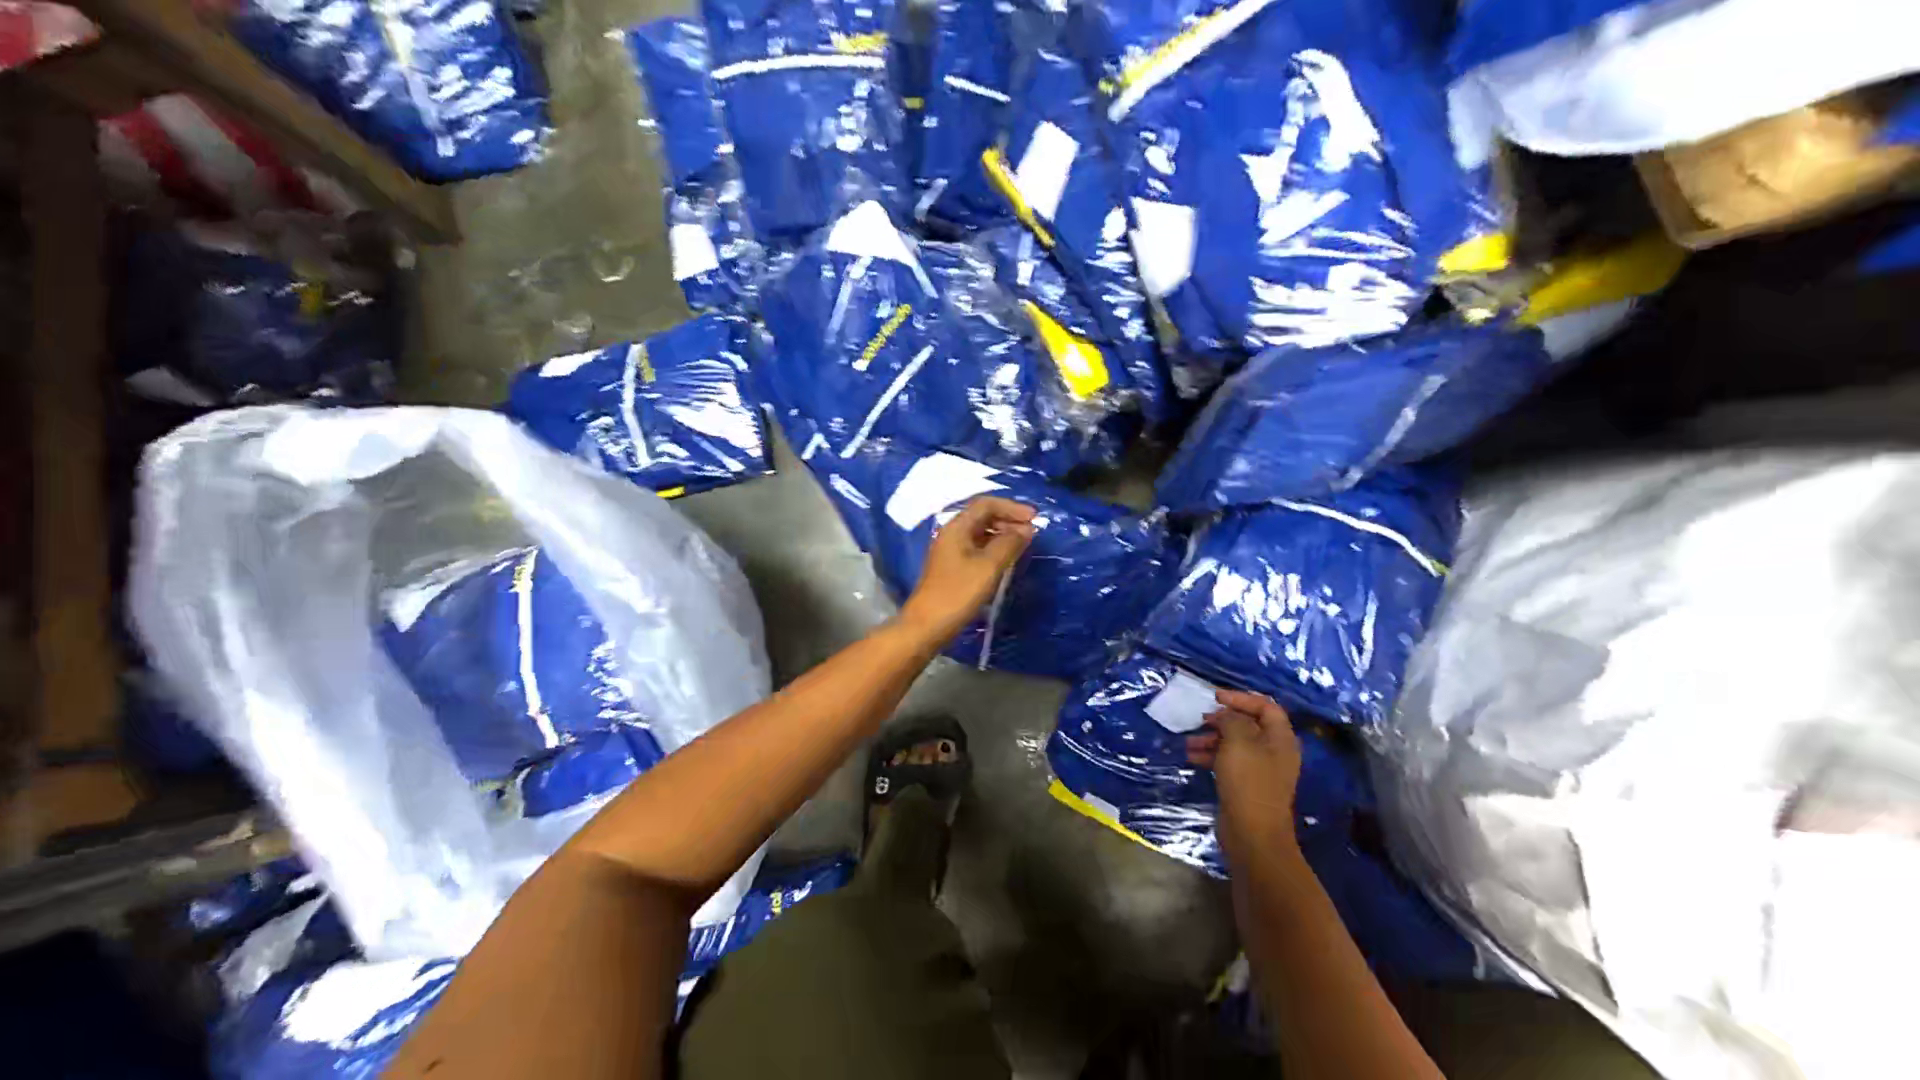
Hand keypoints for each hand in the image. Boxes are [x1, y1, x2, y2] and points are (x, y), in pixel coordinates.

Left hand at [898, 496, 1036, 643]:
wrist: (927, 625)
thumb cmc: (958, 593)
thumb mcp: (989, 567)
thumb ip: (1009, 544)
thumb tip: (1027, 529)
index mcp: (957, 527)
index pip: (986, 504)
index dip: (1012, 507)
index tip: (1035, 518)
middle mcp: (952, 534)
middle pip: (982, 516)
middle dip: (1009, 520)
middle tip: (1032, 532)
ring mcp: (951, 551)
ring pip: (981, 532)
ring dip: (1003, 534)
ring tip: (1023, 545)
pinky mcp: (953, 567)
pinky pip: (977, 548)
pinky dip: (994, 548)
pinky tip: (1007, 559)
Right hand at [1187, 689, 1302, 864]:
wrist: (1252, 833)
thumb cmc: (1249, 781)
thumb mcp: (1239, 741)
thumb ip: (1232, 720)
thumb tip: (1225, 715)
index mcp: (1281, 738)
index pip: (1265, 707)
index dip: (1241, 698)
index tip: (1215, 697)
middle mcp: (1274, 751)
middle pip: (1249, 725)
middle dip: (1222, 720)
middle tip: (1201, 719)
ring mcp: (1261, 770)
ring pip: (1235, 744)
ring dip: (1212, 738)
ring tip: (1189, 742)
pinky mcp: (1246, 785)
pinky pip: (1228, 762)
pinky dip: (1211, 756)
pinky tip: (1192, 758)